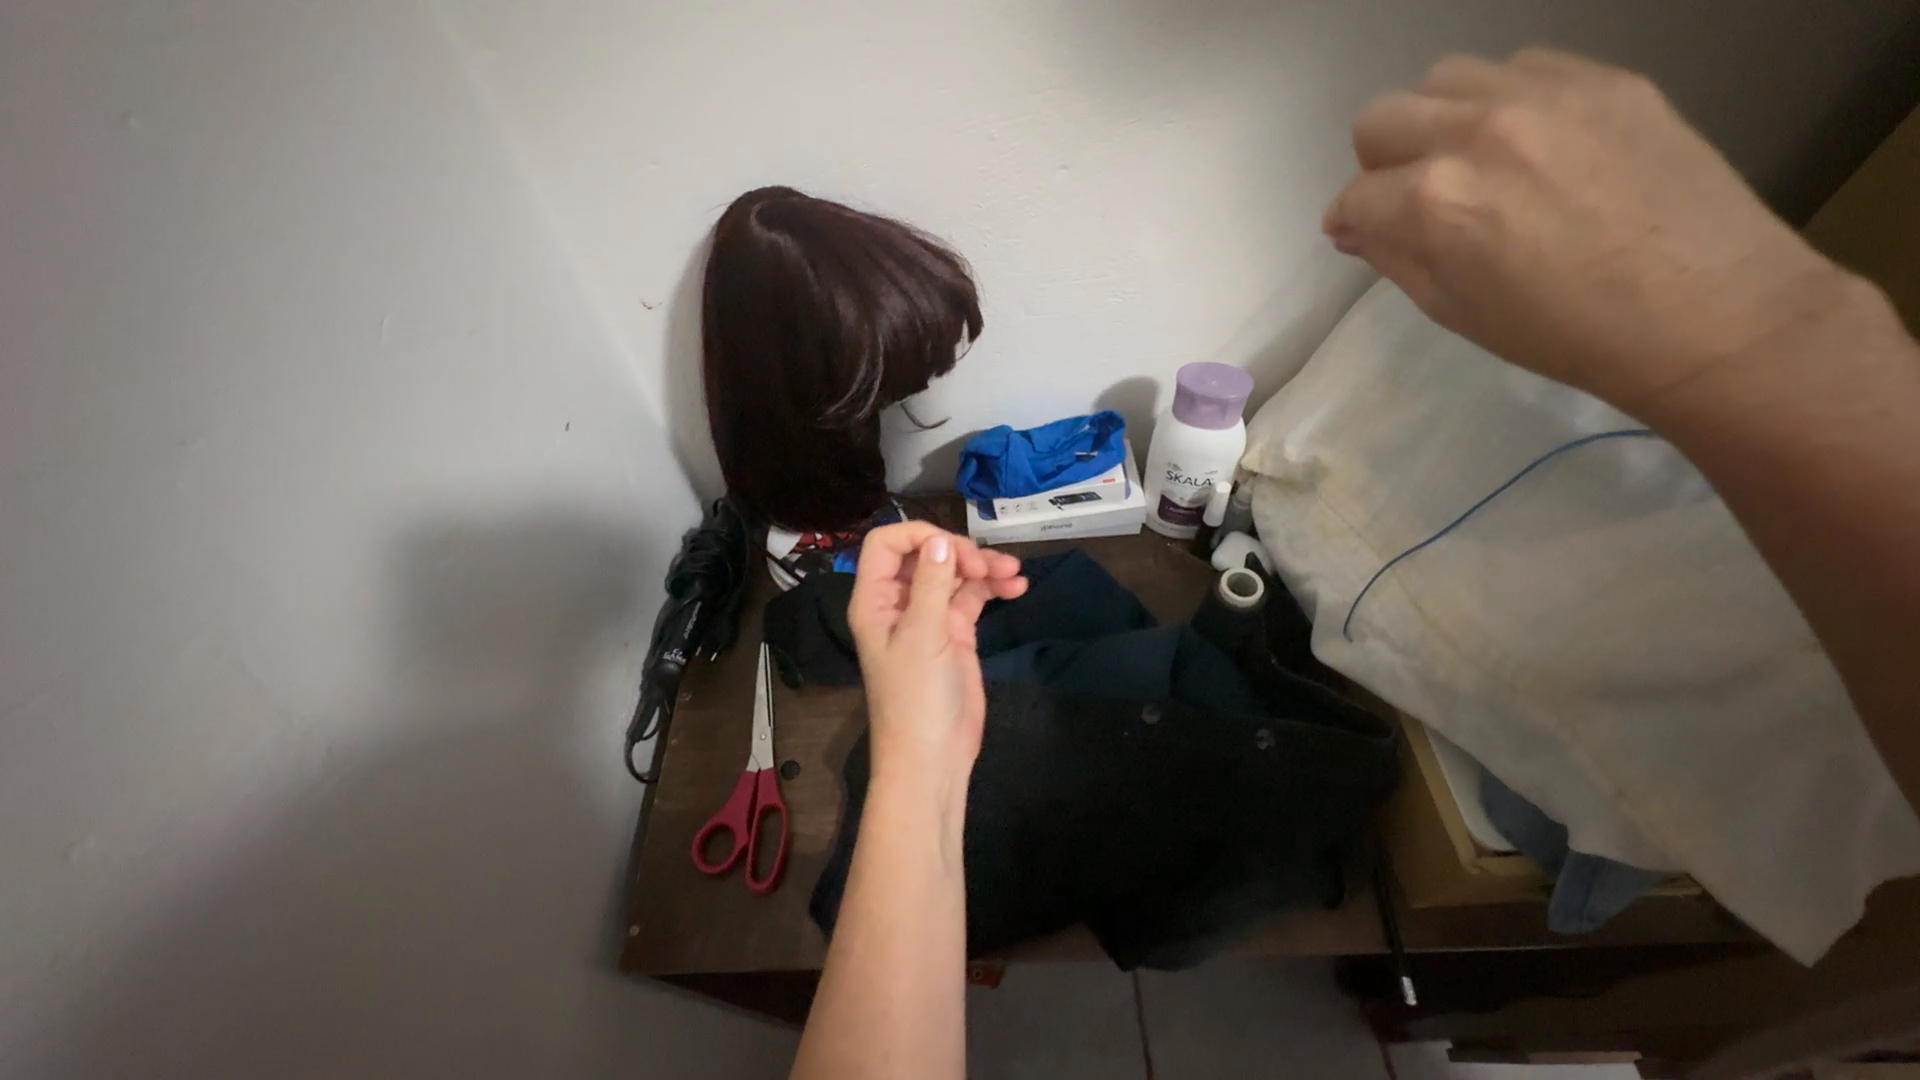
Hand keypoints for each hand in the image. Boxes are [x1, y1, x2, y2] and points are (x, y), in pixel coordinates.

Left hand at [847, 523, 1026, 783]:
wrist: (934, 756)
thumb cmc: (917, 696)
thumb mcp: (923, 635)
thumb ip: (932, 584)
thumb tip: (941, 541)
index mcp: (876, 600)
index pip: (886, 545)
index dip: (918, 535)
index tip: (953, 546)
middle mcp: (900, 603)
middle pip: (926, 555)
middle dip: (958, 551)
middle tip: (987, 566)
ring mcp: (929, 617)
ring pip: (954, 574)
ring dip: (983, 567)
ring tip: (1014, 573)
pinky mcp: (955, 633)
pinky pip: (972, 597)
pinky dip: (993, 588)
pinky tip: (1017, 587)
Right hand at [1324, 48, 1852, 413]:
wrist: (1702, 309)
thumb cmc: (1558, 331)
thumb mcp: (1450, 308)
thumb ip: (1392, 256)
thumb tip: (1356, 227)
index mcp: (1433, 202)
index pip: (1351, 197)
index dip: (1347, 223)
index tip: (1360, 235)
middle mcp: (1475, 133)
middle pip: (1380, 119)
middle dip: (1376, 164)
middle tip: (1405, 196)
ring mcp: (1543, 97)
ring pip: (1444, 79)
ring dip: (1435, 121)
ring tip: (1466, 159)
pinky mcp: (1603, 79)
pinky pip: (1520, 67)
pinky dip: (1501, 101)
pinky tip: (1526, 142)